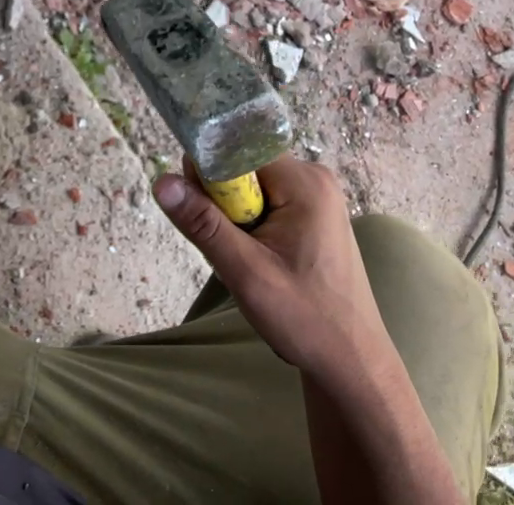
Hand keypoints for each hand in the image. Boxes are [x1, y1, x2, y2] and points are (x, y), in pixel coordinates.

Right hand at [154, 158, 395, 380]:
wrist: (352, 364)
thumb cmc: (305, 319)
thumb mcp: (246, 272)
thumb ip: (202, 223)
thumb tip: (160, 181)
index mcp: (305, 182)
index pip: (237, 150)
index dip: (210, 174)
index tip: (198, 209)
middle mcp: (313, 179)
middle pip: (241, 167)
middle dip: (220, 202)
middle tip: (226, 247)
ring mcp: (315, 196)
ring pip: (248, 187)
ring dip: (232, 218)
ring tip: (245, 259)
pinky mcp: (312, 215)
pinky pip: (263, 202)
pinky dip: (248, 226)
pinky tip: (256, 258)